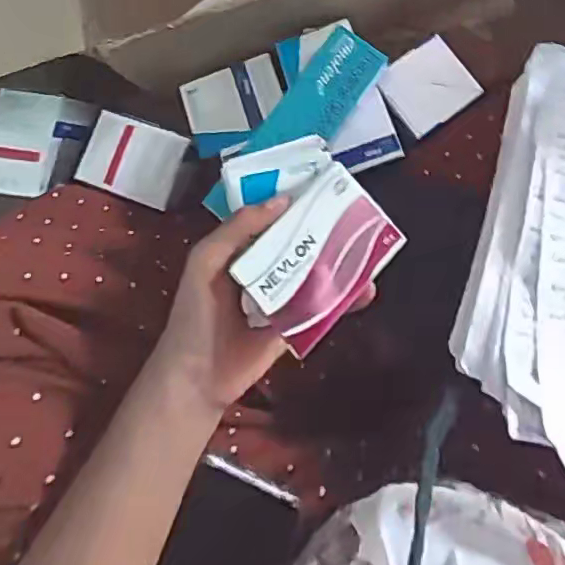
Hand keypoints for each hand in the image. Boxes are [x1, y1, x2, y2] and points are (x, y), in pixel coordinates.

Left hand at [145, 197, 379, 416]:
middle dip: (325, 230)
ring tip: (369, 250)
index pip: (274, 217)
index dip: (296, 203)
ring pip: (317, 272)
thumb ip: (238, 228)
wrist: (196, 378)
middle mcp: (265, 267)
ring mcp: (283, 296)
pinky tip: (365, 291)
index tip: (326, 186)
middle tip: (357, 215)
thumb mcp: (206, 259)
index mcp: (242, 247)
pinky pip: (324, 306)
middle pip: (300, 243)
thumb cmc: (195, 312)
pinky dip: (345, 299)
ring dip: (341, 263)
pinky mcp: (297, 324)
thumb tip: (281, 201)